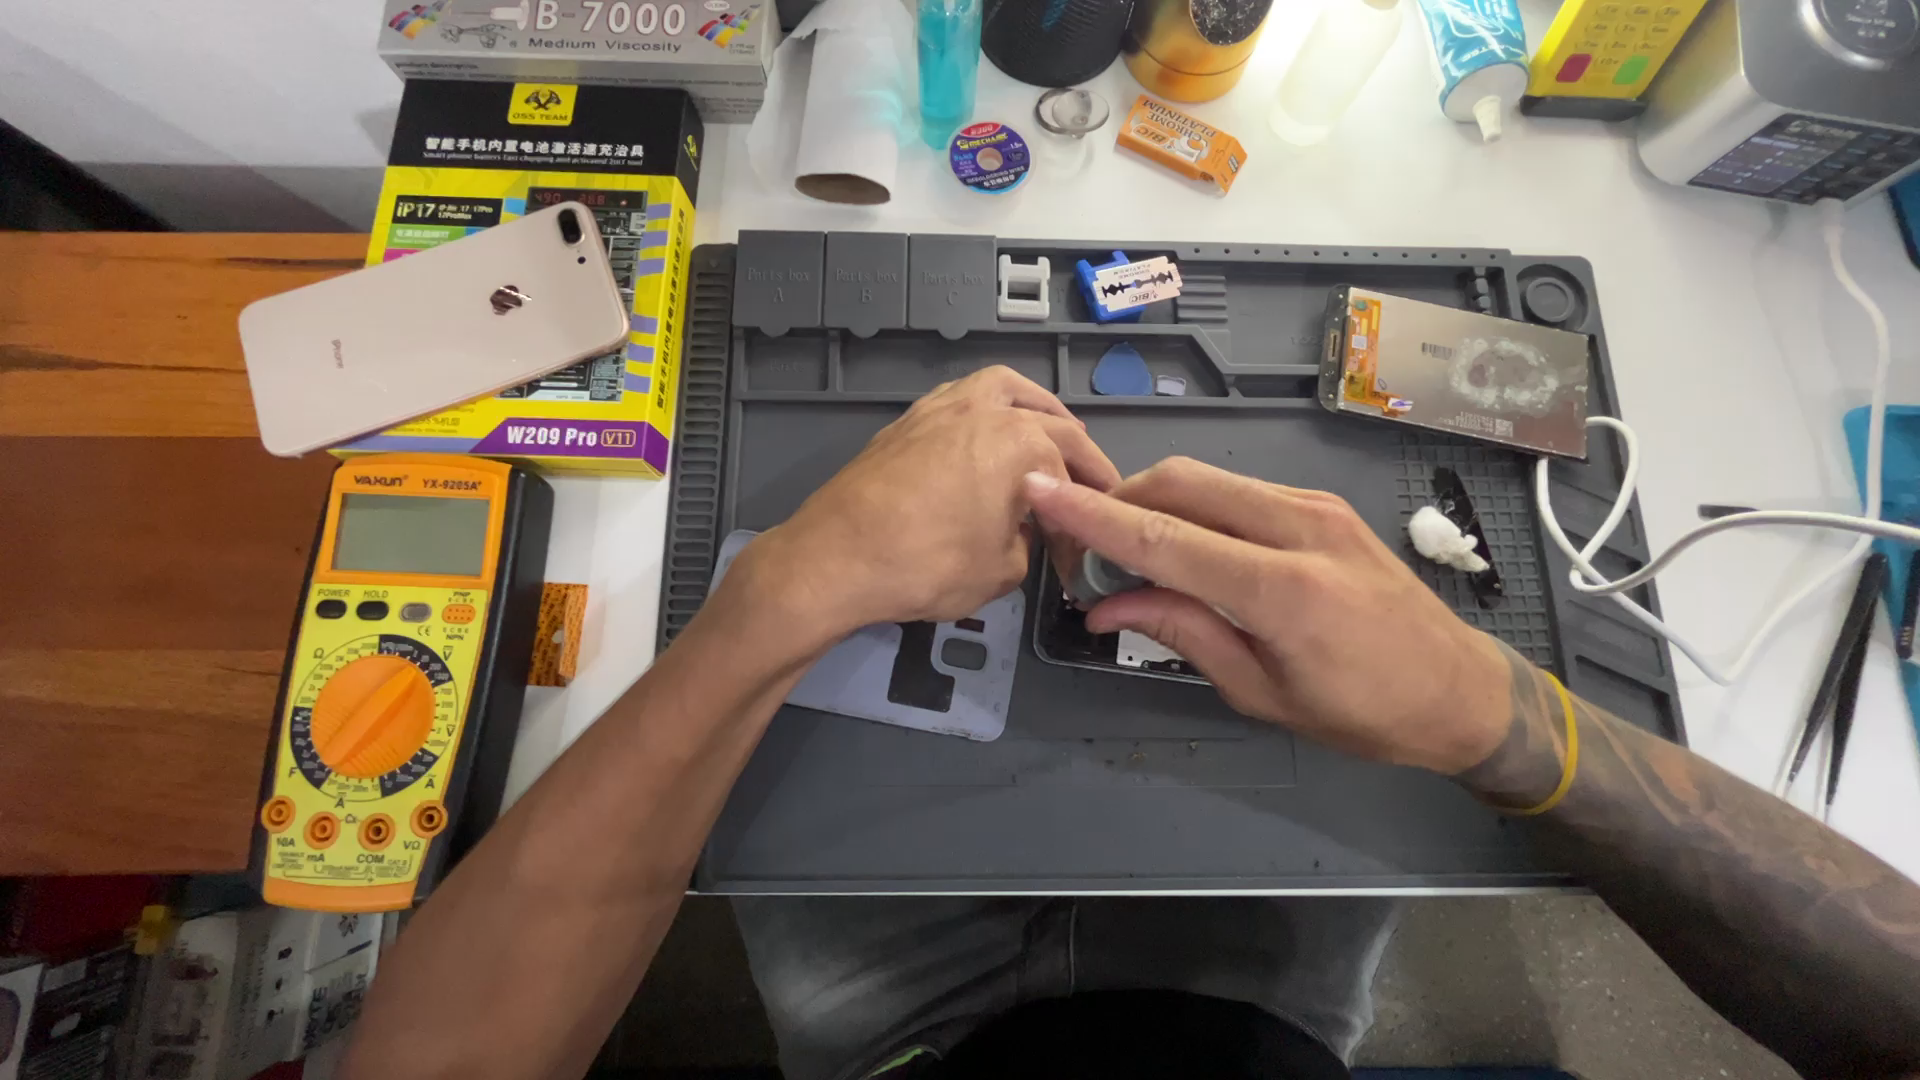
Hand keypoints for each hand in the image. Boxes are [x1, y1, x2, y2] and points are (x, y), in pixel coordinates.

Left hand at [748, 366, 1120, 639]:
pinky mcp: (905, 421)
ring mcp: (939, 408)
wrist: (834, 558)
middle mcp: (984, 409)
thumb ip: (1027, 545)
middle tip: (1091, 479)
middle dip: (1076, 451)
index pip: (1070, 476)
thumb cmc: (927, 565)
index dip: (1083, 517)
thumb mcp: (1000, 572)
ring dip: (1031, 409)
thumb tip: (1020, 532)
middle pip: (1048, 419)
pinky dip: (985, 412)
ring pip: (1000, 389)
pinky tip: (983, 440)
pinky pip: (961, 401)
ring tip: (1044, 435)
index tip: (1080, 549)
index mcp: (1021, 441)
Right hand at [1023, 458, 1512, 774]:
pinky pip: (1234, 489)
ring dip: (1150, 502)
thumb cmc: (1362, 713)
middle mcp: (1299, 528)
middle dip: (1117, 502)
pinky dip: (1189, 506)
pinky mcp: (1320, 502)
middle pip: (1180, 484)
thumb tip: (1107, 605)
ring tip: (1126, 549)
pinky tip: (1180, 542)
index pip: (1165, 540)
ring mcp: (1313, 506)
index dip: (1094, 516)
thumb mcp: (1260, 692)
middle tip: (1086, 547)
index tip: (1041, 491)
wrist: (1463, 690)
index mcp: (1284, 591)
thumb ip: (1182, 633)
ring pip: (1204, 477)